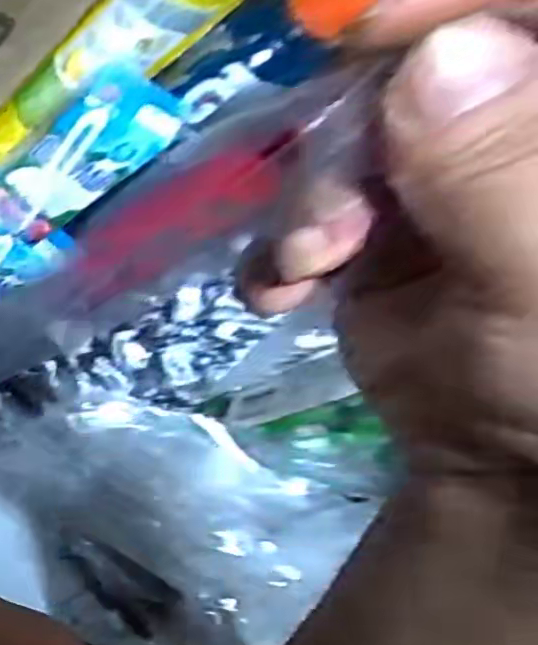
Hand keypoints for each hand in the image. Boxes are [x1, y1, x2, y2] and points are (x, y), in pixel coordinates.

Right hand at [243, 6, 537, 478]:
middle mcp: (528, 126)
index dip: (464, 4)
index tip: (370, 29)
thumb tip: (432, 58)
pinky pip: (308, 211)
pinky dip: (276, 251)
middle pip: (430, 74)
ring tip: (303, 270)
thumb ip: (498, 167)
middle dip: (351, 145)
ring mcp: (457, 175)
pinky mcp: (384, 228)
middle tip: (327, 222)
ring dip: (304, 210)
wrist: (511, 454)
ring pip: (351, 147)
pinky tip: (281, 289)